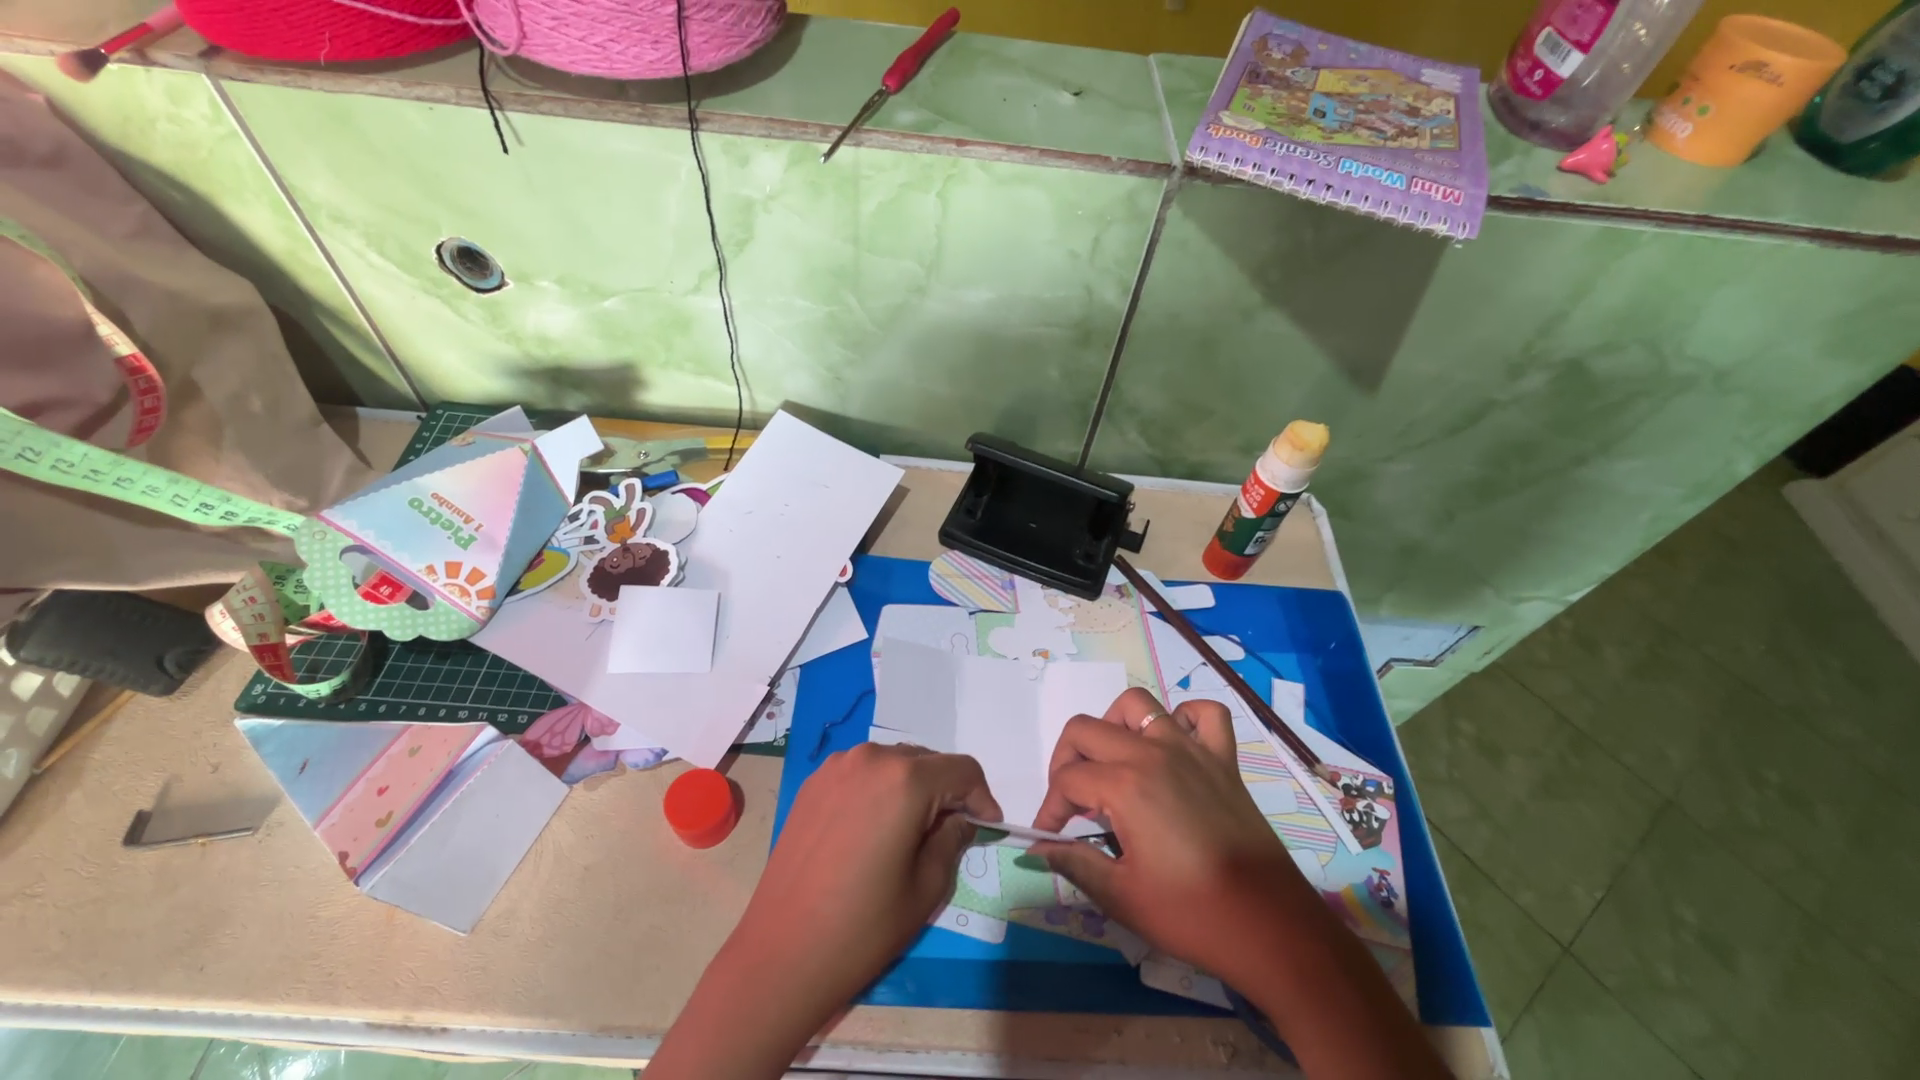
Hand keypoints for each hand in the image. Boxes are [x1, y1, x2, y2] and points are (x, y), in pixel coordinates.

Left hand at [650, 745, 999, 1079]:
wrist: (783, 951)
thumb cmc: (865, 925)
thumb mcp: (926, 886)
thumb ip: (952, 840)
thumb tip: (959, 820)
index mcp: (905, 779)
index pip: (962, 770)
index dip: (981, 798)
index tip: (985, 827)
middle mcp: (869, 759)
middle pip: (926, 762)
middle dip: (946, 792)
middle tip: (950, 834)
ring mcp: (834, 769)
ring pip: (892, 765)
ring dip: (912, 789)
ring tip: (910, 834)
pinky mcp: (812, 786)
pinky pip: (861, 775)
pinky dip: (878, 792)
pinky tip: (874, 832)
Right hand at [1033, 689, 1449, 1079]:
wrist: (1268, 925)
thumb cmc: (1190, 913)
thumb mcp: (1120, 895)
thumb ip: (1073, 862)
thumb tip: (1036, 848)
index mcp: (1125, 785)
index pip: (1066, 780)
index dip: (1049, 808)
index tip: (1048, 837)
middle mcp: (1154, 754)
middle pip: (1087, 729)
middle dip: (1066, 761)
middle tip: (1071, 801)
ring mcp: (1193, 751)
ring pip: (1139, 705)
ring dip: (1113, 725)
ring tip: (1112, 762)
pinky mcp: (1224, 761)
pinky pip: (1205, 714)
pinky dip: (1184, 718)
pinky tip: (1172, 746)